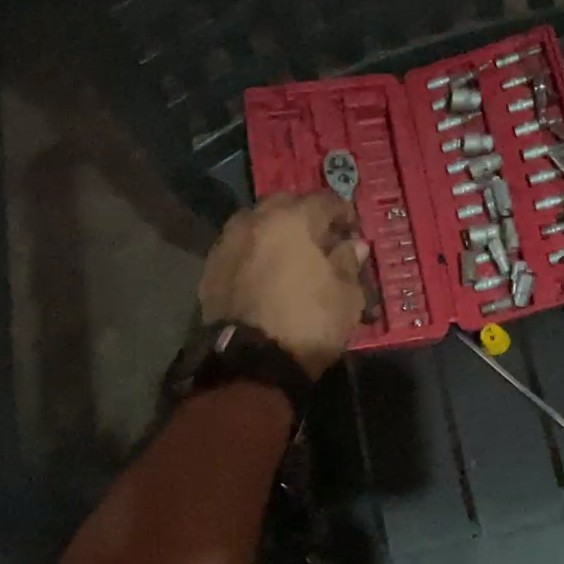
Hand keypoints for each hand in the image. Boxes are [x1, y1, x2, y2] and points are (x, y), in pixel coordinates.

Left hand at [198, 192, 368, 379]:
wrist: (250, 363)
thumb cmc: (308, 324)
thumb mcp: (346, 297)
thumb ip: (349, 264)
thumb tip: (353, 245)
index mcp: (293, 219)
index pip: (325, 200)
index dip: (343, 212)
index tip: (352, 230)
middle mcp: (255, 220)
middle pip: (285, 204)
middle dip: (305, 216)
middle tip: (320, 239)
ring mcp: (228, 242)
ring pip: (257, 223)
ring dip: (275, 232)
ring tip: (290, 255)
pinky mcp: (210, 268)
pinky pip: (240, 249)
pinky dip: (255, 253)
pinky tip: (265, 273)